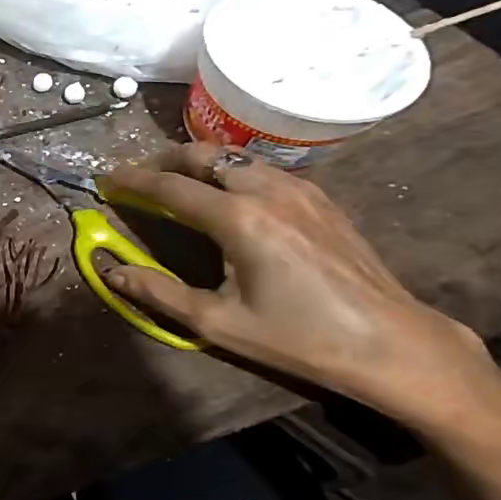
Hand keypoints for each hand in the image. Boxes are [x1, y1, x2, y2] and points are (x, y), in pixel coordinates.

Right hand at [97, 143, 498, 424]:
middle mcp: (265, 189)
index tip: (106, 179)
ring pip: (233, 156)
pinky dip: (230, 171)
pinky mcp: (319, 197)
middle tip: (141, 177)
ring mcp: (298, 188)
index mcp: (238, 219)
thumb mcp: (220, 324)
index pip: (169, 186)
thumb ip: (159, 293)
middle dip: (164, 159)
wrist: (394, 344)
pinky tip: (228, 197)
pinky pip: (261, 168)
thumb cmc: (301, 339)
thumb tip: (111, 270)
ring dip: (198, 162)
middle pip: (201, 154)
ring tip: (178, 183)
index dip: (132, 180)